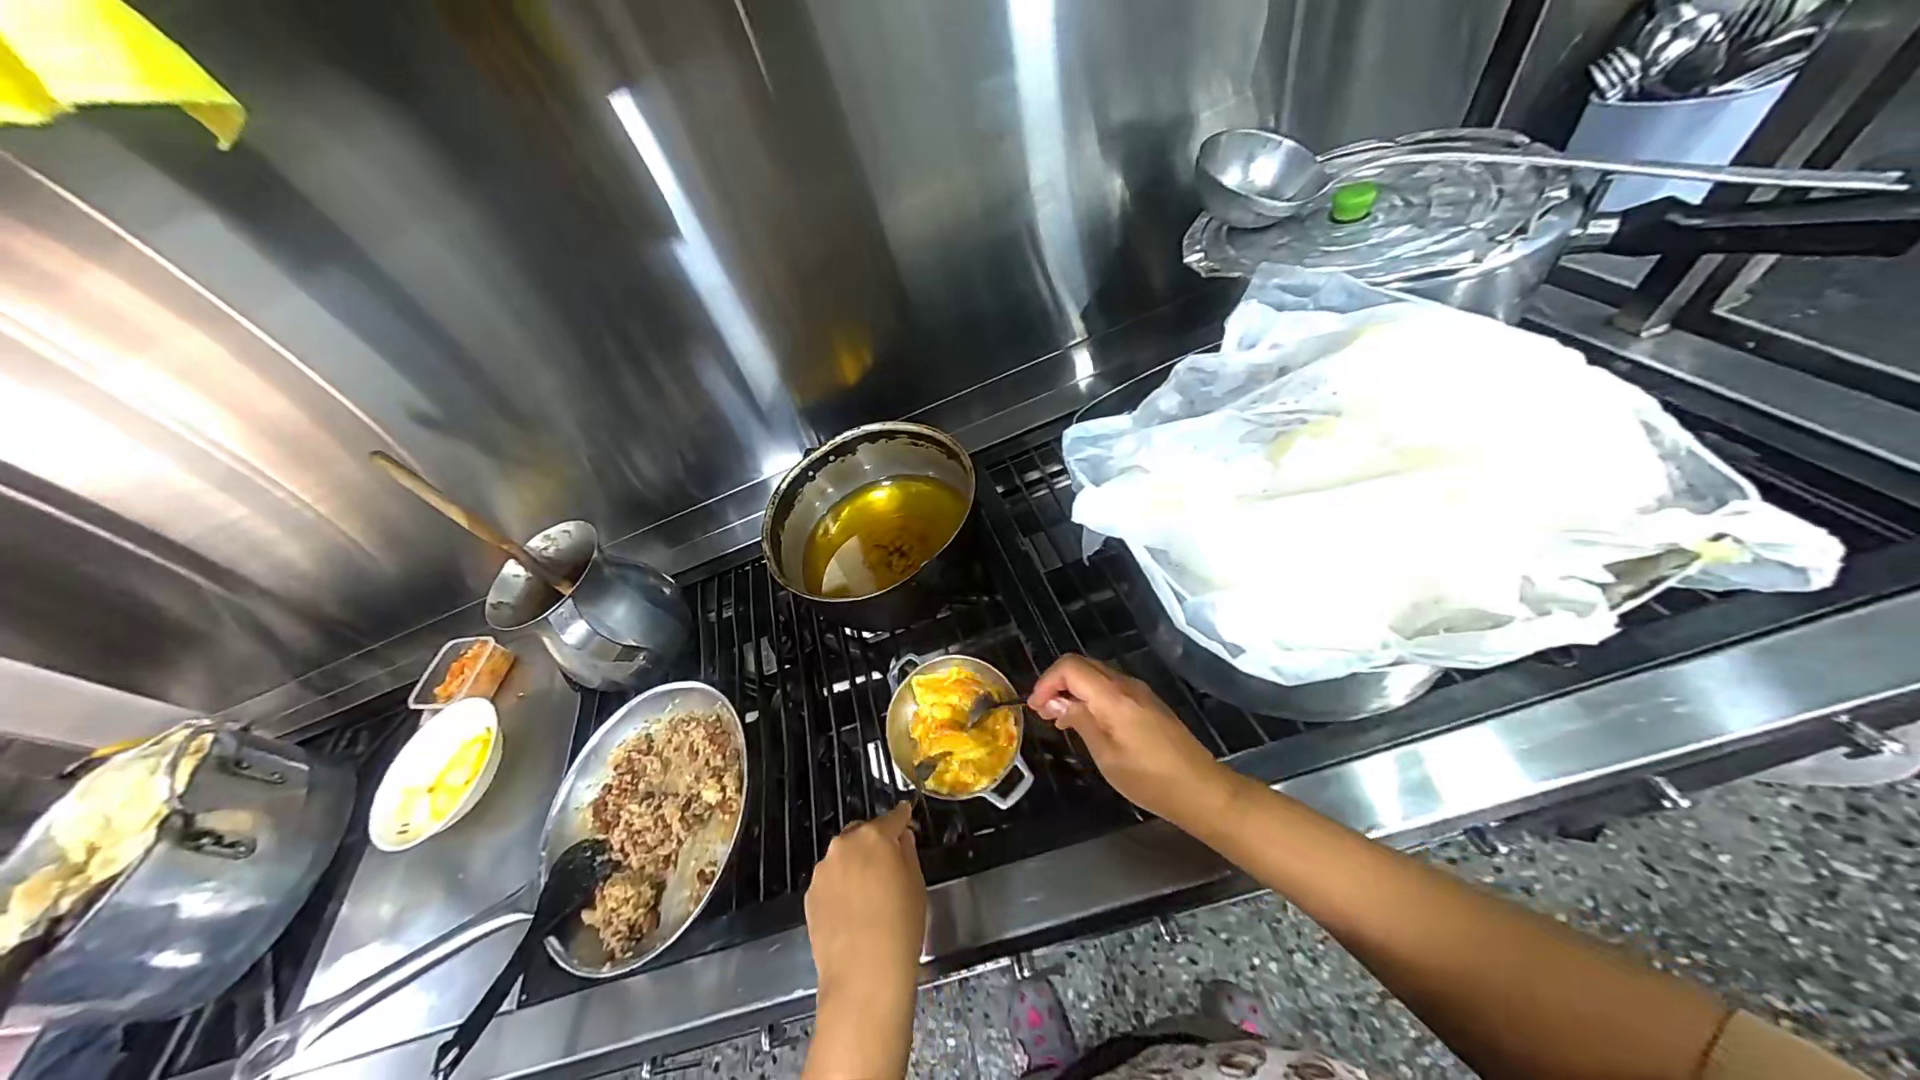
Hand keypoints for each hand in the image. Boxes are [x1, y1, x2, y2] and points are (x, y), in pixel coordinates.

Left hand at [805, 801, 925, 996]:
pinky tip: (852, 911)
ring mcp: (823, 871)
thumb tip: (901, 838)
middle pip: (862, 833)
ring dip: (855, 864)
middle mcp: (844, 846)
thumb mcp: (916, 884)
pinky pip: (830, 881)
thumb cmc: (900, 927)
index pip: (892, 817)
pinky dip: (841, 887)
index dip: (902, 817)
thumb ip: (907, 852)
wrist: (863, 976)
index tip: (906, 816)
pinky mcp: (810, 895)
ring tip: (869, 893)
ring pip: (843, 857)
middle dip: (874, 841)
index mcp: (874, 837)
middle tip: (889, 864)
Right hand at [1027, 654, 1231, 824]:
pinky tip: (1088, 722)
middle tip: (1044, 712)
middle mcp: (1127, 685)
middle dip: (1057, 684)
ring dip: (1074, 690)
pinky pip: (1111, 687)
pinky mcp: (1149, 703)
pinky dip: (1091, 696)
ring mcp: (1141, 692)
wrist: (1200, 788)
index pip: (1070, 667)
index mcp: (1114, 696)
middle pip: (1083, 666)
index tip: (1035, 707)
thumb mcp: (1106, 756)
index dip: (1046, 682)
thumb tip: (1057, 703)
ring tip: (1061, 719)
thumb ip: (1080, 722)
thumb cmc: (1149, 779)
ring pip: (1097, 675)